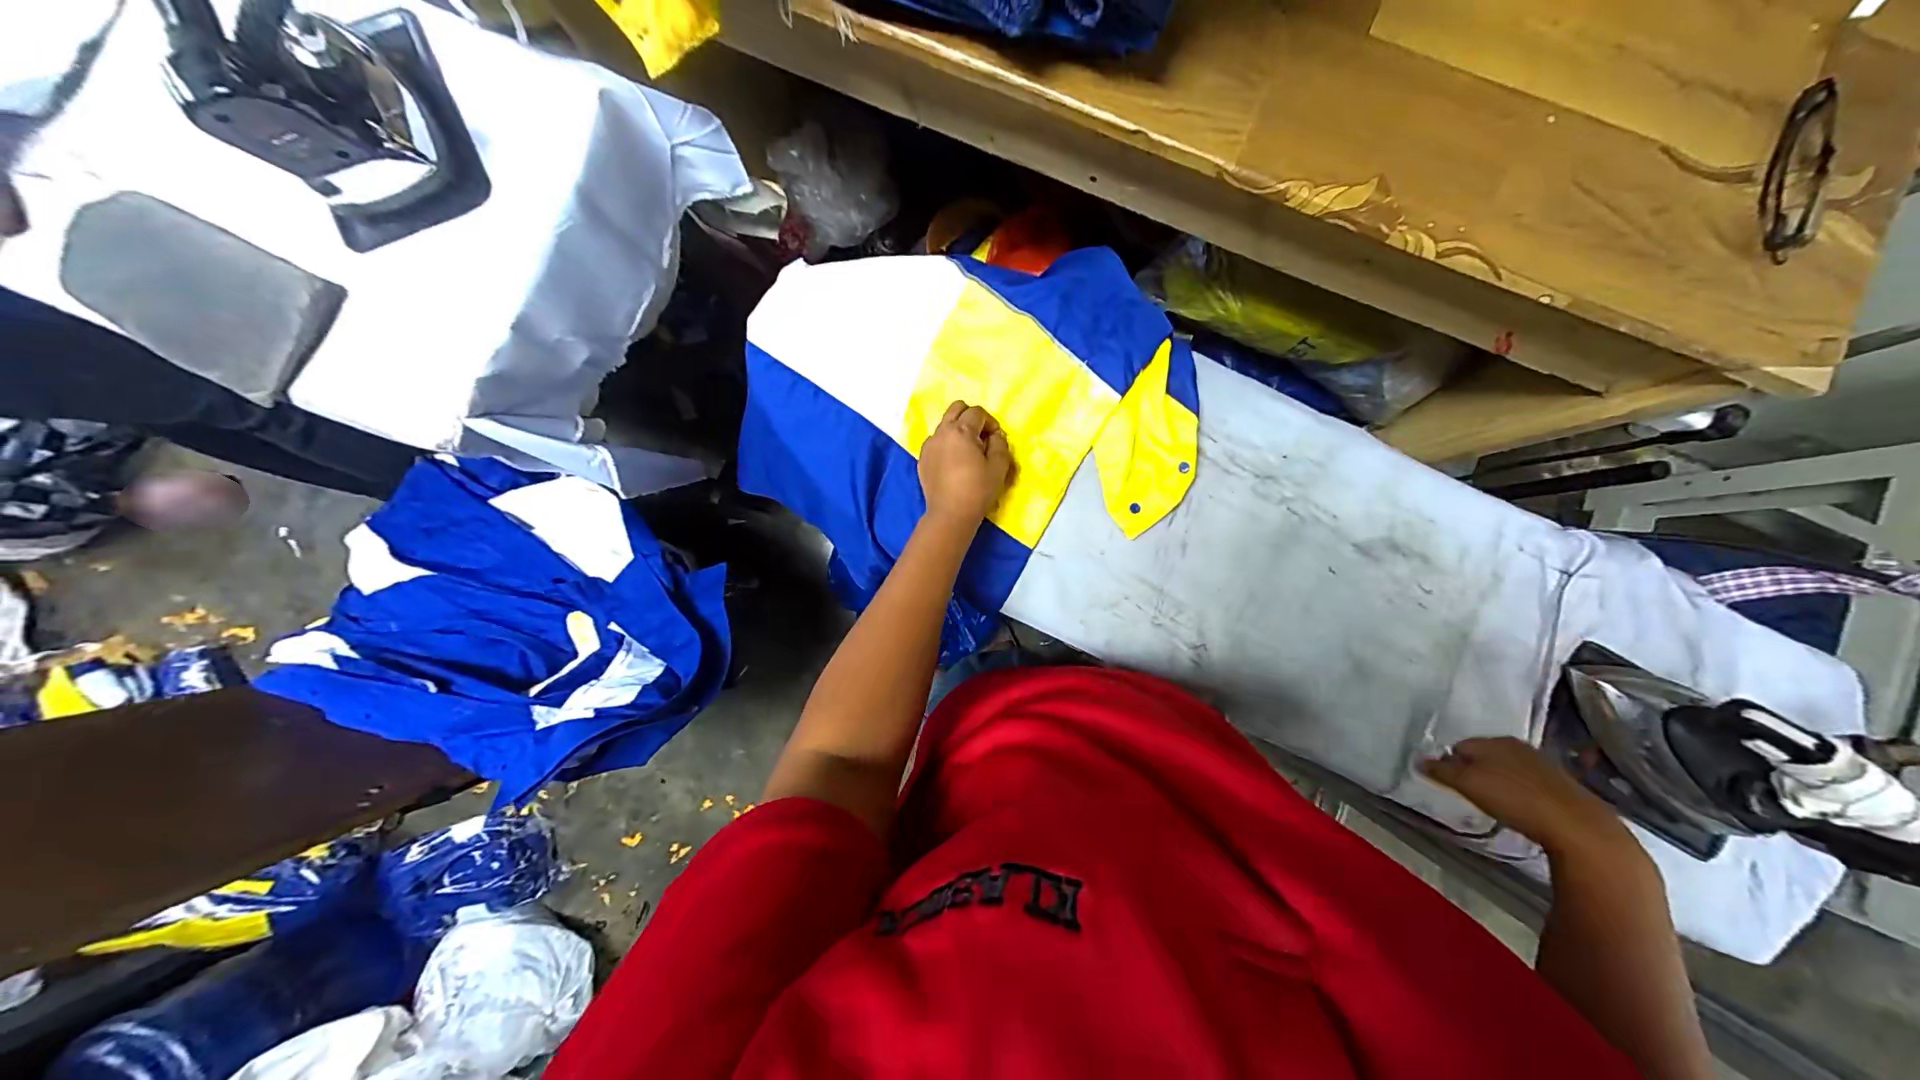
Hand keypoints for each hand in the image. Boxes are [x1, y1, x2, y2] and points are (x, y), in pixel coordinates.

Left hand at [918, 400, 1011, 526]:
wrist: (950, 514)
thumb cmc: (978, 490)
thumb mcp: (999, 466)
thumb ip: (1000, 444)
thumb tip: (994, 435)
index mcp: (961, 431)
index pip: (977, 412)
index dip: (991, 422)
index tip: (996, 439)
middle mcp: (942, 432)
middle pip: (956, 408)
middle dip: (971, 417)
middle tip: (981, 437)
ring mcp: (929, 445)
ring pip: (945, 425)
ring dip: (958, 430)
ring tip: (967, 452)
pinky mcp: (922, 458)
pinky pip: (936, 441)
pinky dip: (946, 444)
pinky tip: (954, 462)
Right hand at [1422, 737, 1635, 857]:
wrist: (1578, 826)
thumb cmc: (1514, 799)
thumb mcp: (1467, 785)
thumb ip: (1440, 771)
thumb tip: (1417, 759)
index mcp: (1493, 741)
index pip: (1459, 746)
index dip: (1450, 765)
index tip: (1451, 786)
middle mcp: (1517, 745)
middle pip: (1484, 755)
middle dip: (1474, 770)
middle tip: (1471, 794)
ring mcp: (1542, 763)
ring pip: (1506, 768)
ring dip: (1498, 781)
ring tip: (1496, 803)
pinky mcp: (1562, 784)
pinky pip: (1528, 781)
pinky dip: (1519, 791)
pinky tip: (1522, 808)